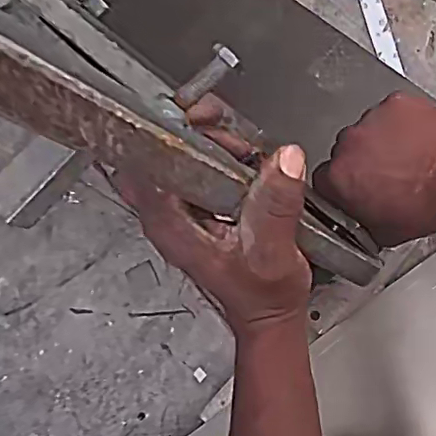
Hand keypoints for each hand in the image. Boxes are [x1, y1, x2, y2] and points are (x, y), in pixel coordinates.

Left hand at [117, 145, 312, 337]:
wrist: (271, 317)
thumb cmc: (263, 296)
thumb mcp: (273, 251)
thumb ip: (276, 206)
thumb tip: (286, 161)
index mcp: (170, 220)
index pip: (150, 155)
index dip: (175, 128)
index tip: (204, 118)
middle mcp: (168, 212)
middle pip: (168, 148)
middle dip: (207, 136)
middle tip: (244, 149)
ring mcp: (183, 210)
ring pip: (187, 155)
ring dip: (221, 147)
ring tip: (252, 163)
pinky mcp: (201, 210)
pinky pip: (205, 169)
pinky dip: (227, 160)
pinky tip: (250, 170)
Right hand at [314, 94, 435, 244]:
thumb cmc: (428, 205)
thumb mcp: (384, 232)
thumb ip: (359, 221)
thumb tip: (358, 219)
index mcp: (339, 177)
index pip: (326, 178)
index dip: (344, 183)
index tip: (357, 185)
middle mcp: (349, 143)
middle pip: (347, 149)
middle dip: (364, 159)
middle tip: (391, 171)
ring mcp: (373, 119)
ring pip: (371, 127)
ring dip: (385, 139)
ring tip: (410, 155)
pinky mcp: (396, 103)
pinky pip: (394, 111)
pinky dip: (405, 122)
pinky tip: (419, 140)